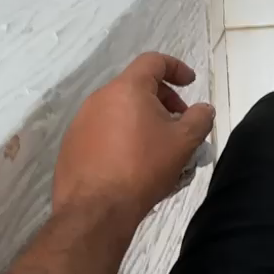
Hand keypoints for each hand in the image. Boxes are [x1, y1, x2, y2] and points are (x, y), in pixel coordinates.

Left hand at [53, 52, 214, 228]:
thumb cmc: (143, 167)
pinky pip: (103, 129)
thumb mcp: (184, 141)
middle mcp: (99, 99)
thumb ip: (200, 118)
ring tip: (158, 144)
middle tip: (178, 122)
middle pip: (136, 85)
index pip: (153, 61)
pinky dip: (122, 135)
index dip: (176, 67)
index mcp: (127, 89)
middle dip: (163, 98)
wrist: (94, 213)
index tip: (190, 83)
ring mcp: (80, 122)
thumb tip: (203, 110)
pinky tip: (133, 161)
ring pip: (119, 109)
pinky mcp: (70, 146)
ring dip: (142, 118)